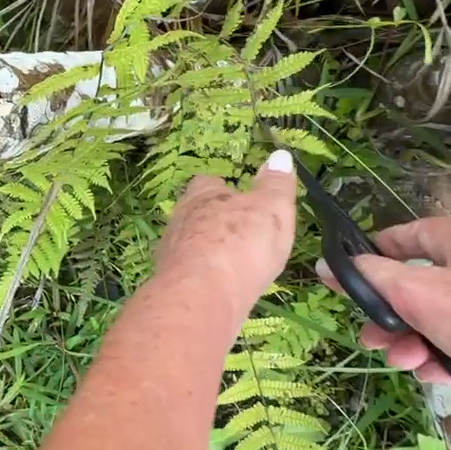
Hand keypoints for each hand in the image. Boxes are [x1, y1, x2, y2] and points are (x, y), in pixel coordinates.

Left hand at [152, 151, 298, 303]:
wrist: (202, 293)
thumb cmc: (241, 243)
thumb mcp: (271, 208)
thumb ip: (275, 185)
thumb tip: (280, 156)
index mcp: (203, 196)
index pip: (207, 182)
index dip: (223, 188)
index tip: (238, 195)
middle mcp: (180, 219)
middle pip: (194, 212)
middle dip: (213, 219)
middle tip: (236, 231)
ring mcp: (170, 250)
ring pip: (188, 241)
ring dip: (206, 248)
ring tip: (229, 259)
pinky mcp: (170, 279)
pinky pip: (187, 270)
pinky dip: (202, 273)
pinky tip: (217, 284)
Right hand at [318, 217, 450, 401]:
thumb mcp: (421, 295)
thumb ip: (371, 279)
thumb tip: (329, 262)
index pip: (416, 234)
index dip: (381, 248)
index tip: (355, 270)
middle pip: (431, 285)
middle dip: (395, 313)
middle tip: (374, 339)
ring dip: (422, 341)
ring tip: (410, 367)